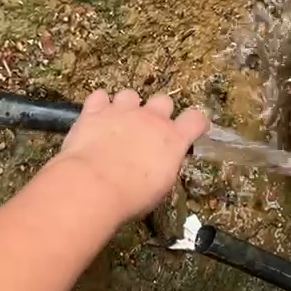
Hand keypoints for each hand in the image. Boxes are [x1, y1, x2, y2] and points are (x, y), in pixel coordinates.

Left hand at [46, 90, 208, 222]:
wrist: (94, 185)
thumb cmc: (132, 195)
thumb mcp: (160, 187)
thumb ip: (165, 165)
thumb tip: (162, 161)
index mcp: (173, 138)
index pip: (195, 119)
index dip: (195, 122)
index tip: (193, 128)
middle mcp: (151, 118)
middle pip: (163, 100)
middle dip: (158, 111)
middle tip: (149, 129)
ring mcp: (122, 111)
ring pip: (130, 95)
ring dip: (127, 106)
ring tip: (119, 122)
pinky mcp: (94, 111)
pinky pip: (99, 97)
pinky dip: (99, 105)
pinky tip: (96, 116)